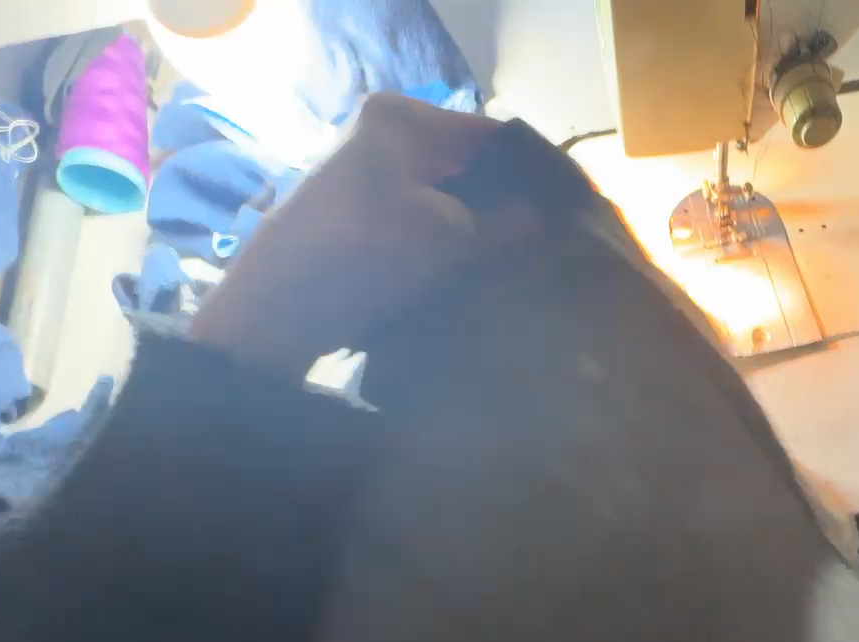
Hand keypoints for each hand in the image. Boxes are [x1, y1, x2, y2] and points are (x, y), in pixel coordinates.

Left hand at [190, 94, 535, 376]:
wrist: (284, 305)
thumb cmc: (366, 252)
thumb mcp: (447, 236)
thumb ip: (503, 222)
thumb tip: (545, 216)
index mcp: (403, 119)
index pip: (490, 134)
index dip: (534, 169)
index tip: (574, 204)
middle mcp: (388, 135)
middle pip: (470, 162)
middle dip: (511, 197)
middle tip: (555, 234)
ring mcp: (375, 173)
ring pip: (453, 192)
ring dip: (486, 221)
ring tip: (530, 252)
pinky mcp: (370, 211)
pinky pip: (431, 214)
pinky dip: (459, 235)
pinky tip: (487, 261)